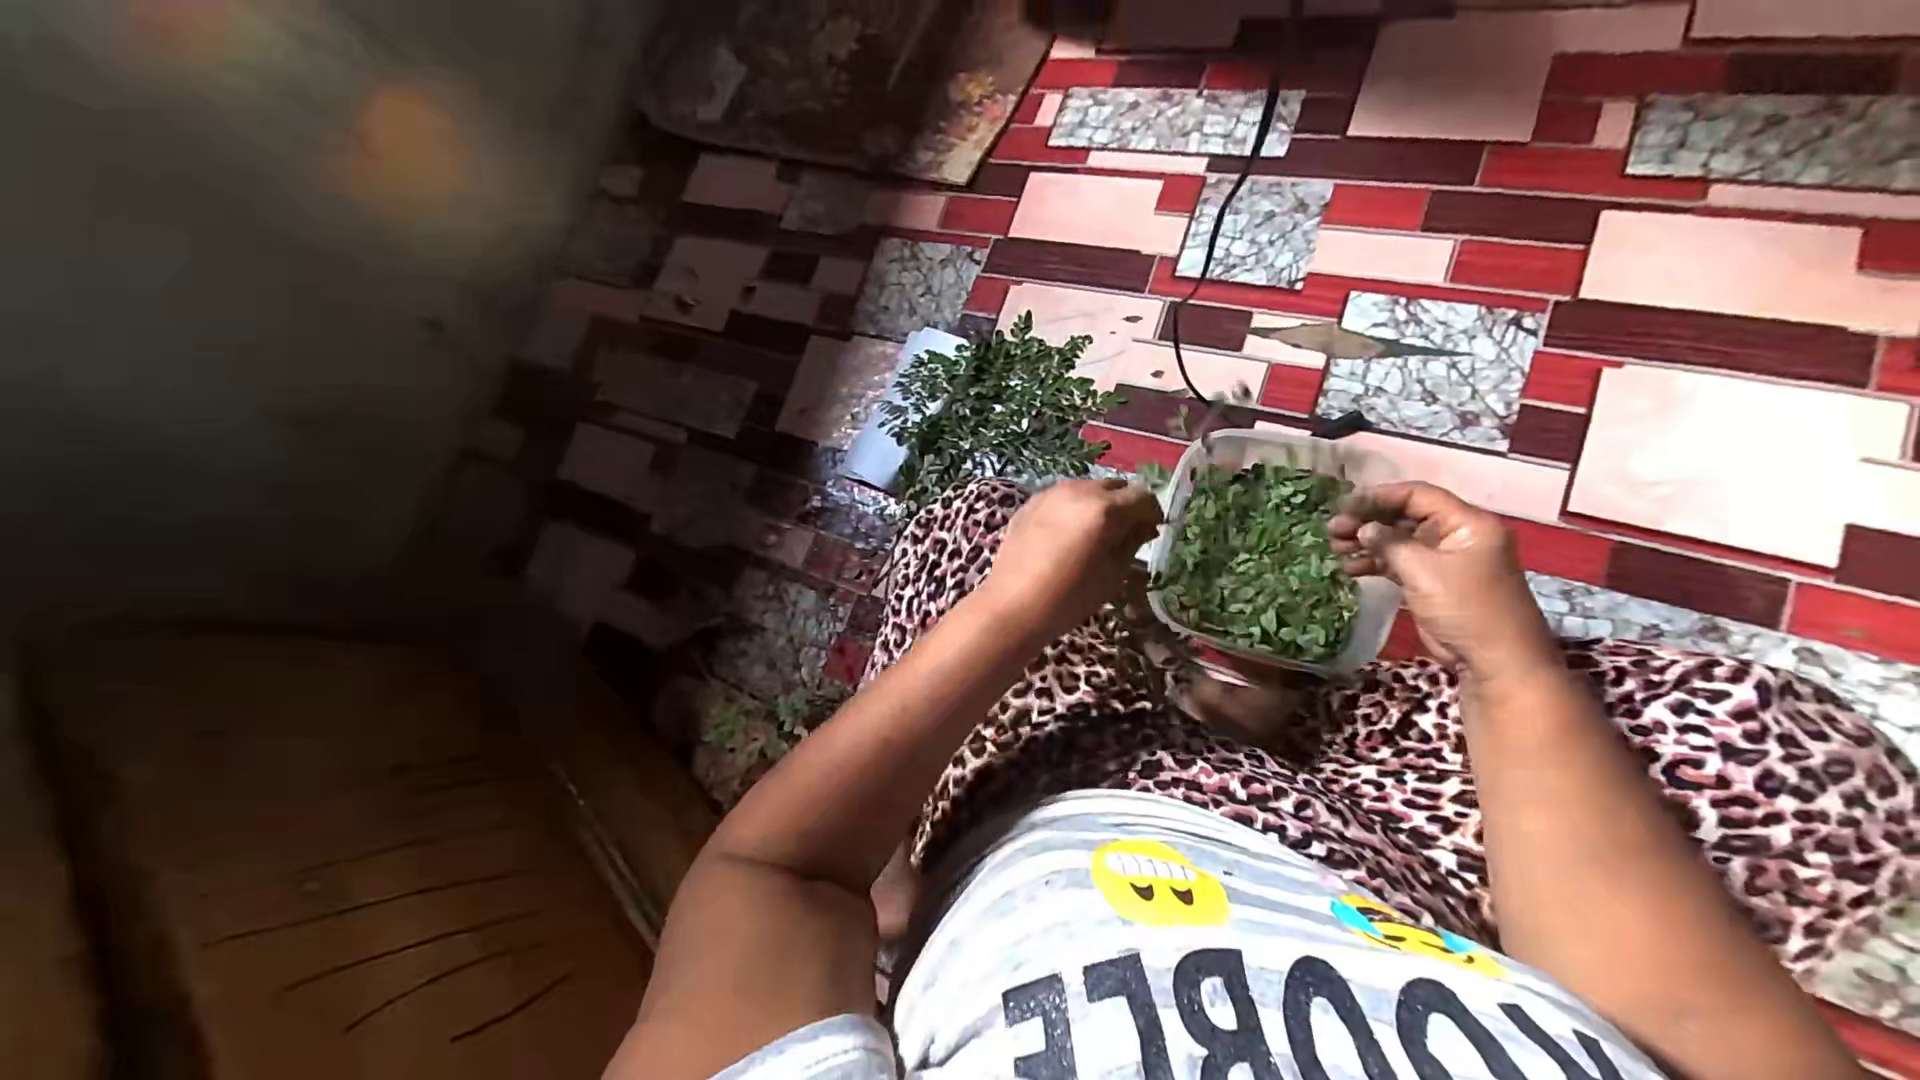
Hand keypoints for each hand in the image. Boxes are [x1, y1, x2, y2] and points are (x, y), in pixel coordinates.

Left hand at [974, 477, 1162, 643]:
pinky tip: (1067, 534)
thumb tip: (1143, 526)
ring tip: (1095, 533)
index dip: (1151, 513)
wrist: (1013, 606)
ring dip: (1098, 504)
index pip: (1142, 496)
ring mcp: (1050, 494)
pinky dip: (1072, 508)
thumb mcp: (1113, 573)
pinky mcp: (1029, 504)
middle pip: (1114, 486)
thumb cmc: (1070, 596)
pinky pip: (1061, 497)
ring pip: (1086, 488)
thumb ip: (1132, 542)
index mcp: (1104, 508)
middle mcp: (1078, 491)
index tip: (1151, 532)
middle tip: (1125, 533)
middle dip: (1125, 505)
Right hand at [1327, 482, 1557, 677]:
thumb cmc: (1465, 607)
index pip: (1418, 495)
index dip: (1379, 496)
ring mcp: (1444, 560)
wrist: (1494, 659)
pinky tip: (1349, 568)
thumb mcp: (1424, 570)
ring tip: (1335, 548)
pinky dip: (1374, 563)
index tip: (1344, 506)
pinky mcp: (1432, 581)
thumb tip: (1363, 528)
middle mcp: (1456, 535)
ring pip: (1397, 541)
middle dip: (1367, 521)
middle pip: (1404, 517)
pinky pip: (1398, 563)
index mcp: (1467, 524)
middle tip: (1332, 530)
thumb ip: (1389, 543)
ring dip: (1366, 543)